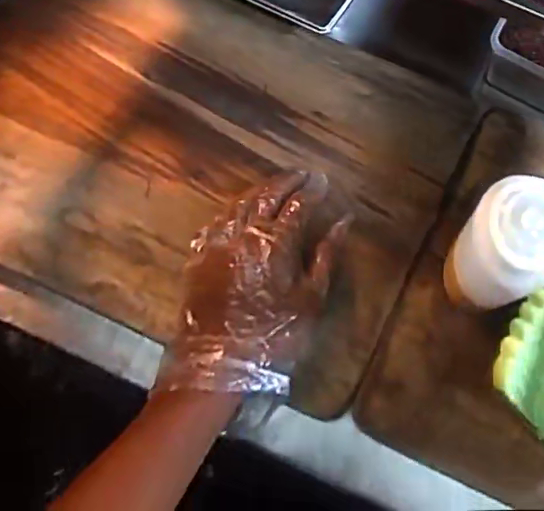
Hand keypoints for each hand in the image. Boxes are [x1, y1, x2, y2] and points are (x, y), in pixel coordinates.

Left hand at [154, 170, 349, 396]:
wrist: (216, 368)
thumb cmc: (272, 336)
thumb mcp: (310, 299)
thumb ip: (326, 255)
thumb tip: (343, 221)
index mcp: (276, 242)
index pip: (298, 203)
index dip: (313, 189)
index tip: (324, 181)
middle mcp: (246, 233)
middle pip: (268, 194)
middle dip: (287, 181)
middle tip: (302, 175)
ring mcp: (219, 242)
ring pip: (241, 203)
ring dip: (261, 190)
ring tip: (276, 186)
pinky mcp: (200, 257)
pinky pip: (218, 221)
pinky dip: (234, 209)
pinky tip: (240, 209)